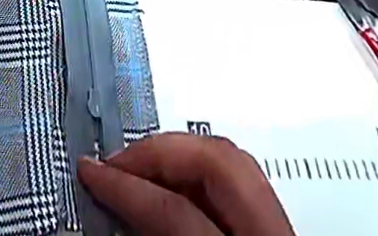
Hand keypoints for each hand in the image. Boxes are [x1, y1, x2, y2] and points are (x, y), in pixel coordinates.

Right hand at [77, 134, 295, 235]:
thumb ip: (146, 233)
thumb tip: (103, 200)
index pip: (177, 210)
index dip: (125, 187)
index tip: (90, 172)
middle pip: (220, 160)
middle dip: (160, 150)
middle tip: (117, 164)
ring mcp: (287, 234)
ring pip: (237, 163)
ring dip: (180, 157)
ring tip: (139, 173)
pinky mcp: (282, 233)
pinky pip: (244, 186)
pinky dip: (202, 177)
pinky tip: (173, 192)